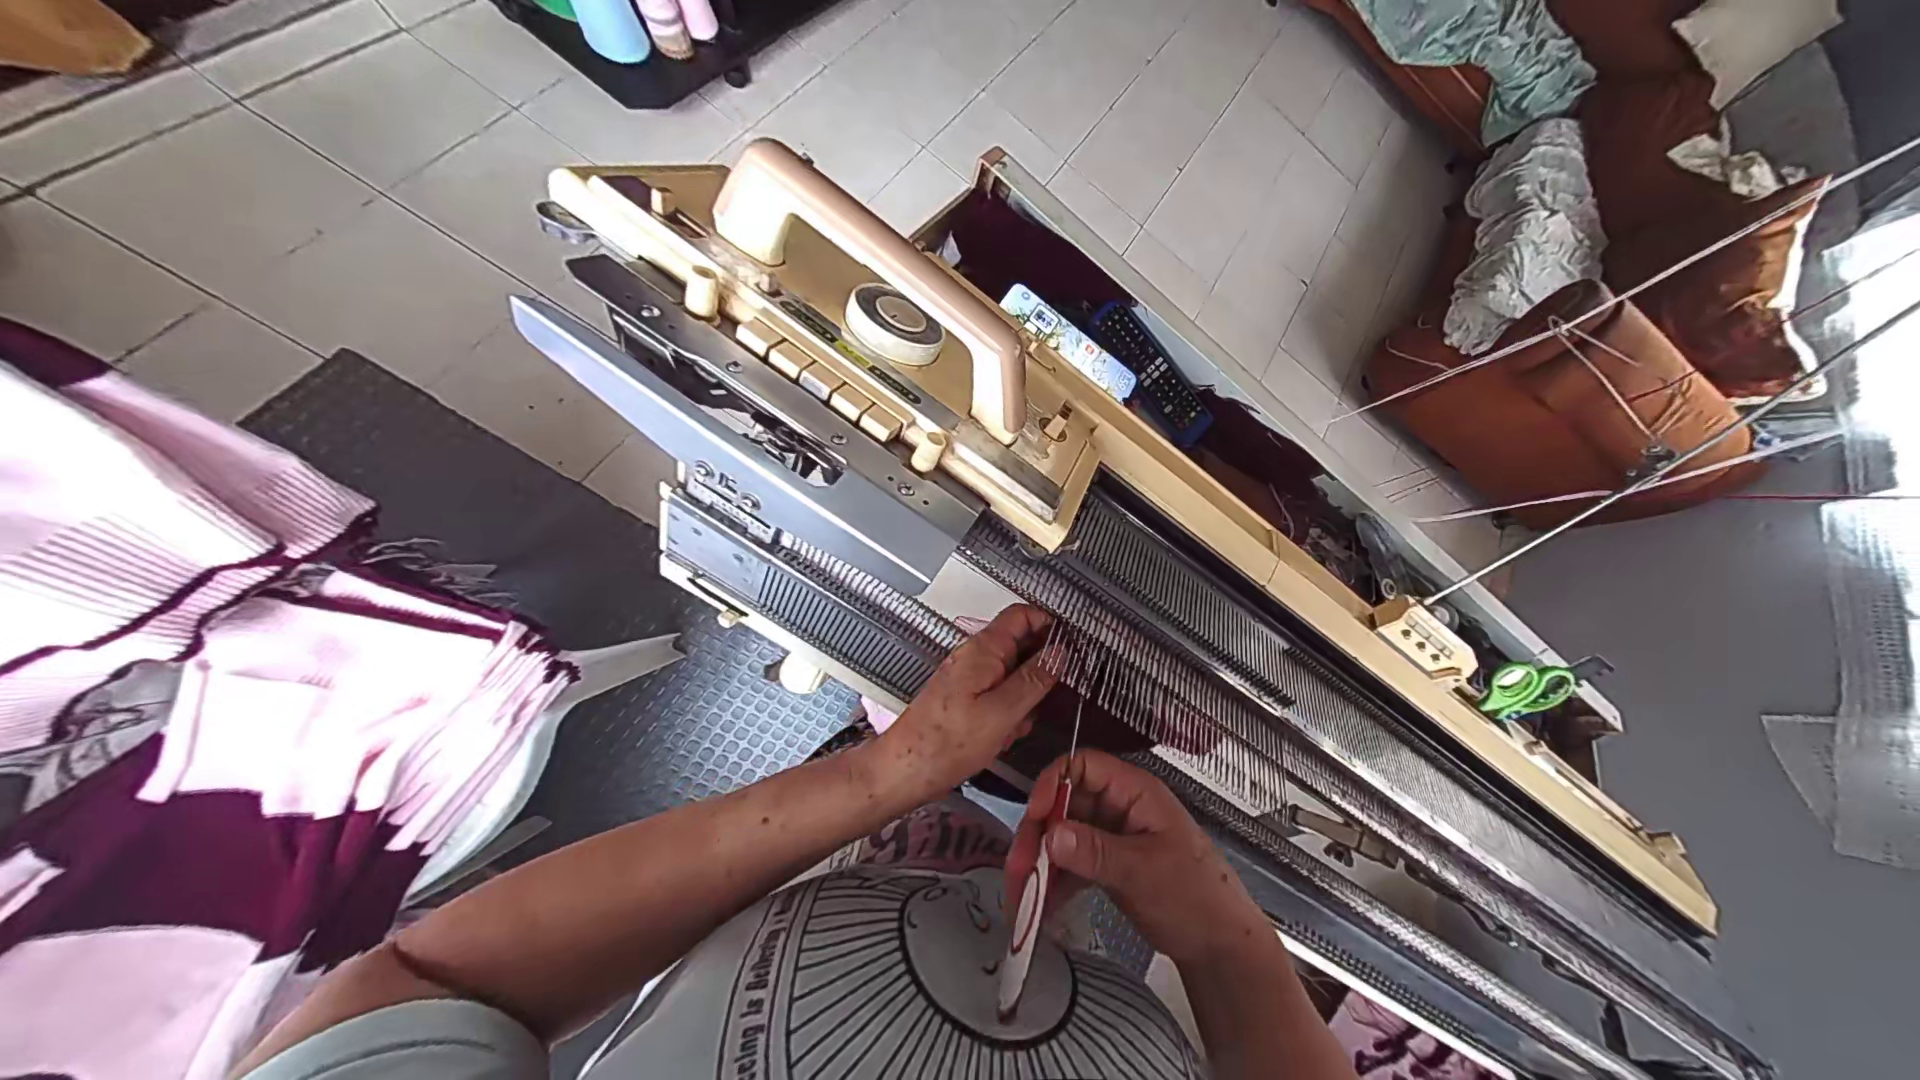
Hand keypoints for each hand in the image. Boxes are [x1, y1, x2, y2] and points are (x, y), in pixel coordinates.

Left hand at [876, 604, 1056, 800]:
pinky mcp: (966, 697)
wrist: (907, 768)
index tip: (1070, 645)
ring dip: (1023, 700)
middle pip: (1021, 645)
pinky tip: (1003, 735)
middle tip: (1045, 699)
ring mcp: (969, 676)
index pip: (1022, 615)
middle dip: (1039, 673)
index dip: (1050, 624)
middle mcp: (974, 656)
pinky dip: (1008, 713)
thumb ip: (1034, 680)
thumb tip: (1059, 654)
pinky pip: (999, 695)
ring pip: (1013, 675)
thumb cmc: (945, 742)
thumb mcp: (1002, 712)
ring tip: (1016, 726)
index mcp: (983, 649)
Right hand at [1005, 749, 1269, 966]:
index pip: (1083, 766)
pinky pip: (1070, 861)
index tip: (1036, 814)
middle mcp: (1120, 807)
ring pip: (1063, 834)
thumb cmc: (1200, 899)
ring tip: (1025, 890)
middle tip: (1021, 863)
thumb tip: (1052, 835)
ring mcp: (1112, 835)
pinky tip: (1043, 901)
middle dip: (1039, 832)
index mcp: (1135, 792)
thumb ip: (1095, 852)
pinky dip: (1054, 879)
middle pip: (1065, 803)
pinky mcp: (1106, 863)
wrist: (1222, 949)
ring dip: (1040, 859)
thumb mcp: (1144, 872)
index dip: (1054, 784)